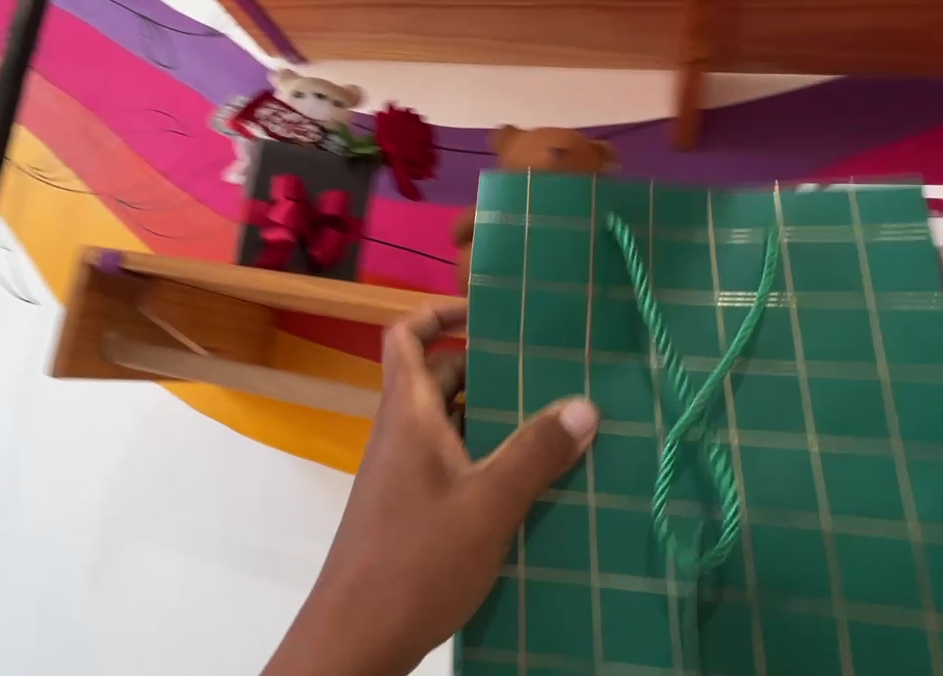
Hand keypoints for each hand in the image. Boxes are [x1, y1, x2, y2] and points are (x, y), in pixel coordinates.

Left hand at [263, 303, 597, 675]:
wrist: (358, 632)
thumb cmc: (418, 556)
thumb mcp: (488, 504)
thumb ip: (535, 453)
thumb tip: (584, 404)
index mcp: (408, 410)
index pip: (407, 335)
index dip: (437, 311)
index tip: (482, 310)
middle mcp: (401, 429)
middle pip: (436, 376)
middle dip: (483, 366)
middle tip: (539, 370)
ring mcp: (402, 468)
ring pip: (445, 420)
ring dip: (487, 414)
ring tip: (546, 420)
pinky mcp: (409, 502)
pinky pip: (447, 456)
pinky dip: (479, 452)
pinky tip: (523, 478)